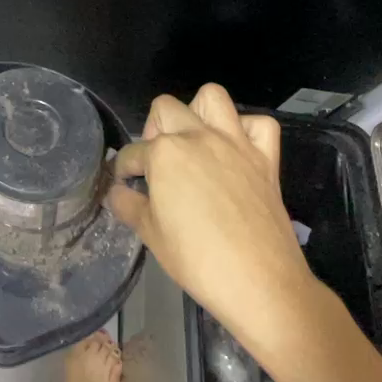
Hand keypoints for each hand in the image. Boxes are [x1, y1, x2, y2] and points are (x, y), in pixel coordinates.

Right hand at [104, 83, 318, 352]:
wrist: (260, 284)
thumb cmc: (198, 261)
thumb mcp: (151, 236)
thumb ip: (128, 206)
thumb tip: (116, 192)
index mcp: (164, 153)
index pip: (132, 153)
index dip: (124, 169)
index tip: (125, 184)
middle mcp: (197, 136)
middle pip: (165, 109)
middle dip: (153, 130)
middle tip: (156, 162)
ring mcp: (234, 143)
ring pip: (211, 97)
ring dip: (197, 112)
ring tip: (193, 140)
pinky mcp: (265, 158)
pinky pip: (259, 125)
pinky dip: (247, 130)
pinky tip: (236, 150)